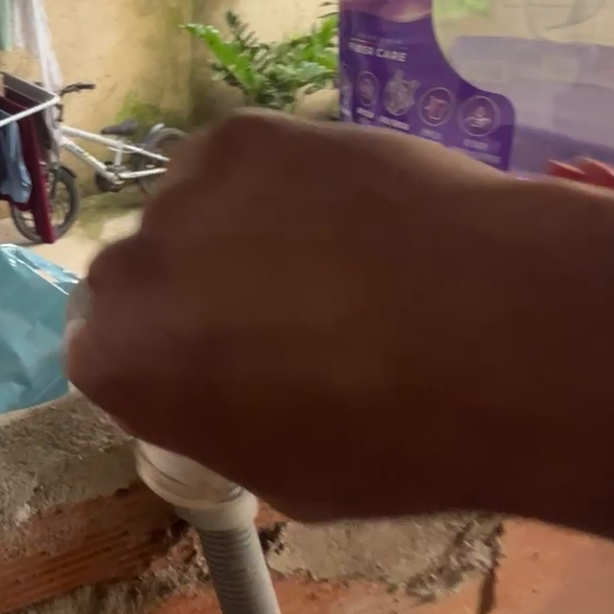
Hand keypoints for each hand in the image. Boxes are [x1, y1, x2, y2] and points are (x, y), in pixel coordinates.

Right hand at [67, 111, 540, 519]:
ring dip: (225, 236)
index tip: (210, 366)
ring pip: (184, 216)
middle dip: (181, 295)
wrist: (510, 337)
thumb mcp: (276, 476)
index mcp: (115, 363)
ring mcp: (177, 196)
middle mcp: (123, 275)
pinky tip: (334, 209)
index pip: (103, 352)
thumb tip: (206, 383)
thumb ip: (204, 422)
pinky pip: (230, 165)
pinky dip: (265, 183)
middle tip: (265, 310)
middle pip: (133, 279)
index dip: (159, 359)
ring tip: (321, 255)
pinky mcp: (238, 137)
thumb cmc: (388, 439)